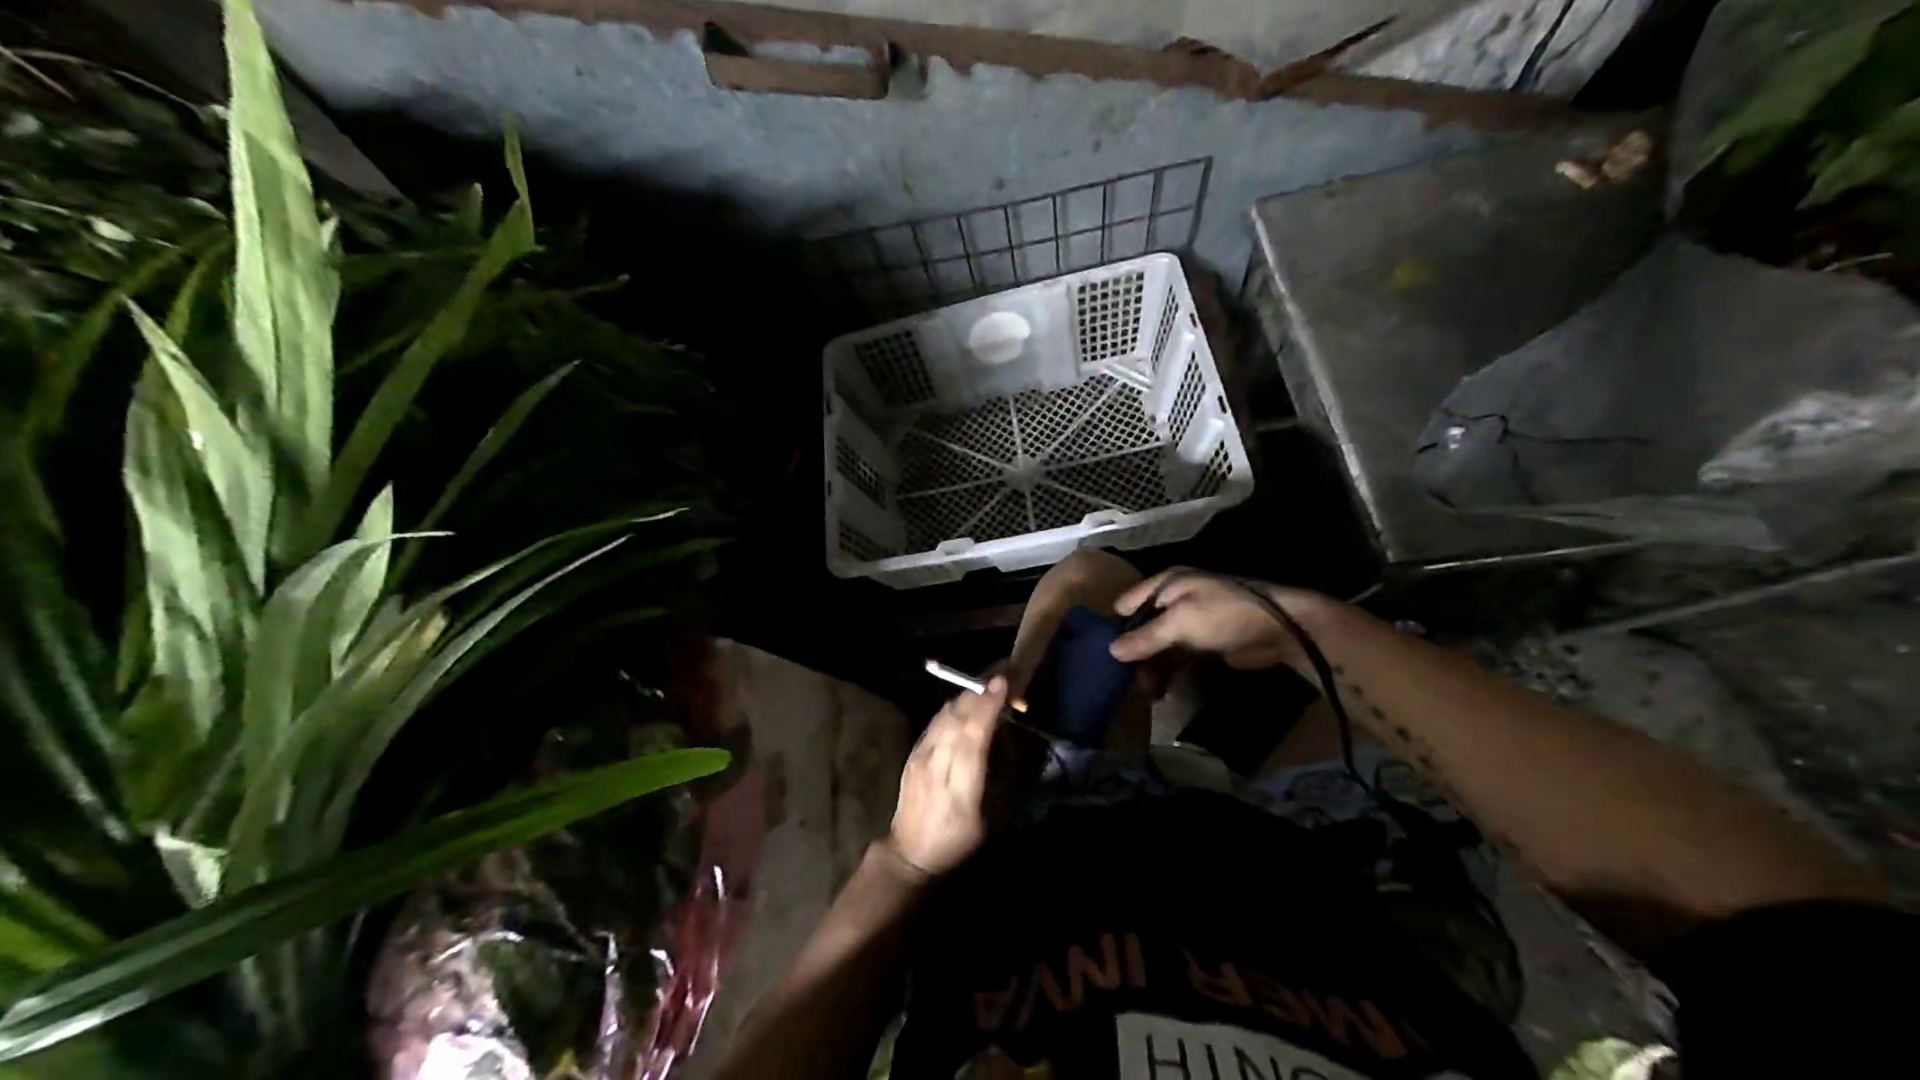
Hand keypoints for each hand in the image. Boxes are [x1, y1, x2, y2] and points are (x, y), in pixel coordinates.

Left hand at [888, 677, 1007, 875]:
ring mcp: (920, 756)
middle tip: (1006, 670)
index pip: (973, 736)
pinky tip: (969, 699)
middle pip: (958, 717)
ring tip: (992, 679)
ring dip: (970, 692)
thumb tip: (1008, 739)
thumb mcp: (987, 820)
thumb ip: (997, 778)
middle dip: (982, 689)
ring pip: (946, 714)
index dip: (988, 706)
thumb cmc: (956, 841)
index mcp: (959, 788)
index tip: (1003, 682)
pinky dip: (956, 704)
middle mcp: (936, 765)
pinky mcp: (914, 751)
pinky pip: (937, 720)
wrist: (910, 852)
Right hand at [1109, 569, 1323, 670]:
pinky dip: (1167, 671)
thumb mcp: (1180, 623)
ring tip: (1146, 693)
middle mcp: (1173, 600)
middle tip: (1127, 683)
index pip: (1127, 603)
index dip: (1115, 627)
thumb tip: (1111, 651)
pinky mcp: (1204, 642)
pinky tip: (1160, 691)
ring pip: (1158, 645)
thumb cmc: (1225, 615)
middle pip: (1141, 627)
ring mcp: (1189, 621)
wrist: (1282, 630)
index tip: (1103, 655)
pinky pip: (1176, 656)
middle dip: (1133, 654)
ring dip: (1150, 667)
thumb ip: (1144, 638)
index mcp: (1165, 585)